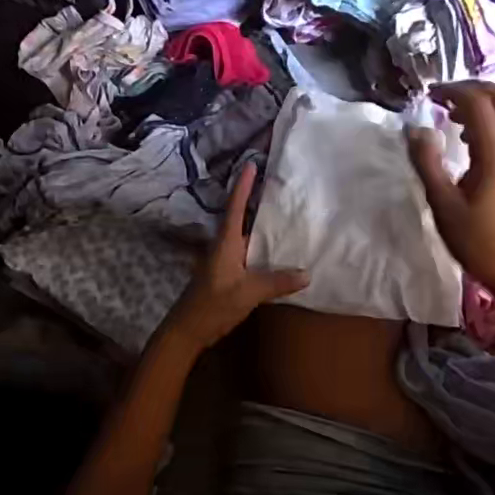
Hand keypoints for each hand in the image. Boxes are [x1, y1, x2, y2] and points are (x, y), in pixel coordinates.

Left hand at [160, 162, 308, 349]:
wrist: (187, 331)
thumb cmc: (213, 305)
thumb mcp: (248, 292)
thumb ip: (277, 282)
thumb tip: (307, 273)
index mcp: (226, 242)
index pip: (235, 207)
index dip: (243, 186)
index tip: (251, 164)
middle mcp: (224, 246)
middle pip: (241, 218)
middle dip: (255, 201)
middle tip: (275, 186)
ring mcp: (225, 261)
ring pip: (246, 237)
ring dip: (260, 226)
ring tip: (283, 215)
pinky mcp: (227, 275)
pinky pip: (248, 254)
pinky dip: (262, 248)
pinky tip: (277, 253)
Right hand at [407, 81, 494, 292]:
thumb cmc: (477, 241)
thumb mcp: (443, 204)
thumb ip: (427, 163)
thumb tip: (415, 130)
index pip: (479, 103)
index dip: (454, 91)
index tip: (430, 96)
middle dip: (474, 89)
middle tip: (445, 97)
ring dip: (484, 105)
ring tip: (454, 119)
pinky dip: (493, 122)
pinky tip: (471, 143)